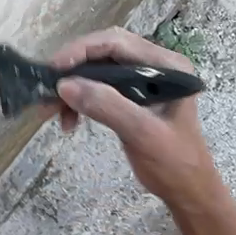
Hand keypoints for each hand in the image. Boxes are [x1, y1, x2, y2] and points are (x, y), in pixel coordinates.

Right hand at [51, 27, 222, 209]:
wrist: (188, 191)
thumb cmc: (174, 163)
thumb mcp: (141, 133)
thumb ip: (106, 105)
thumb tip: (65, 85)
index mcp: (167, 65)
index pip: (117, 42)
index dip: (82, 50)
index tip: (55, 68)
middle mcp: (156, 66)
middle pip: (105, 54)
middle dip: (74, 71)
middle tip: (48, 91)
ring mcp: (144, 82)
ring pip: (99, 72)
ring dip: (74, 89)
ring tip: (52, 112)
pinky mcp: (133, 98)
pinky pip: (100, 90)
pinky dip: (82, 102)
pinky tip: (70, 121)